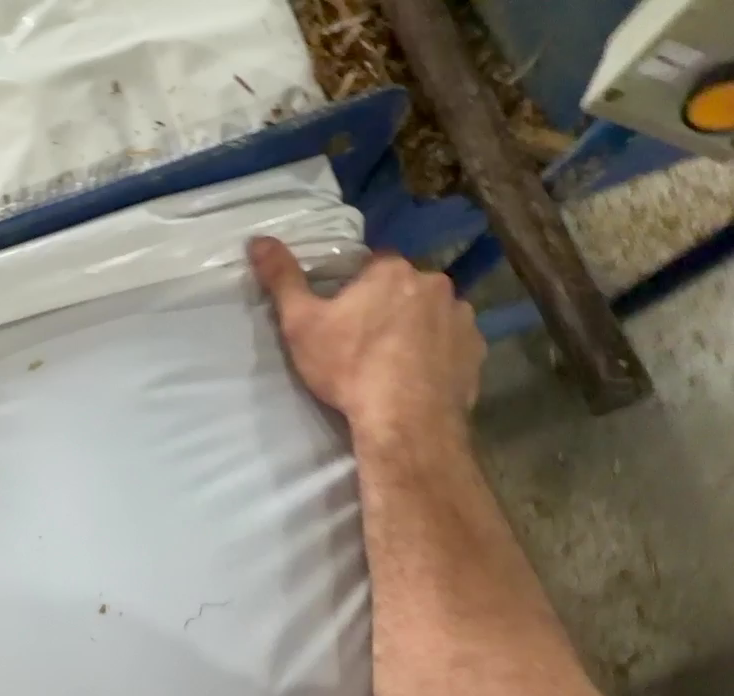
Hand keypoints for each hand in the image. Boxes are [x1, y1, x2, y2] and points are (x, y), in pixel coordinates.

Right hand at [248, 237, 484, 441]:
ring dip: (416, 328)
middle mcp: (434, 283)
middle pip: (405, 288)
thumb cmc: (348, 367)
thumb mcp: (301, 325)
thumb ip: (282, 280)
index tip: (342, 315)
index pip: (372, 265)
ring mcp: (461, 316)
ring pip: (433, 313)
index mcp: (391, 271)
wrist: (403, 418)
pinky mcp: (476, 349)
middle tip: (365, 342)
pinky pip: (453, 343)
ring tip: (394, 363)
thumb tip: (257, 240)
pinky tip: (417, 377)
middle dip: (389, 307)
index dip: (356, 289)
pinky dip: (438, 353)